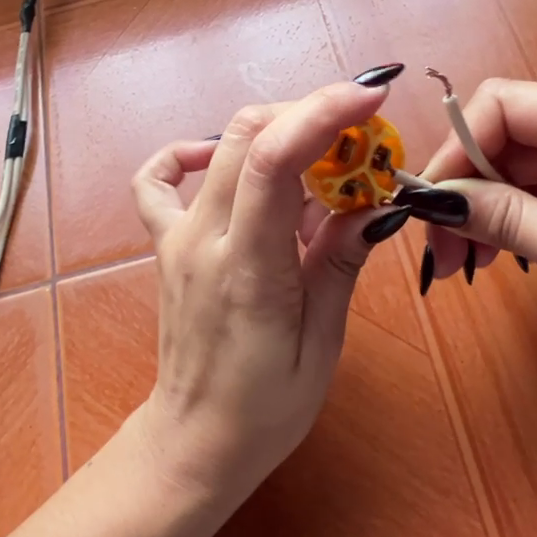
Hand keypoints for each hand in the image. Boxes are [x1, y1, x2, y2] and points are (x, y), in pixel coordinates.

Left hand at [127, 77, 404, 499]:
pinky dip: (189, 152)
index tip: (370, 94)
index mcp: (247, 267)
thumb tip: (376, 203)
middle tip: (362, 133)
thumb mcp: (321, 344)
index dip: (321, 112)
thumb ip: (340, 263)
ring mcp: (177, 237)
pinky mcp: (166, 242)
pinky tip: (220, 160)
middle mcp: (203, 239)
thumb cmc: (265, 407)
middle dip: (311, 114)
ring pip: (217, 146)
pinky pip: (159, 180)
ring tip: (320, 160)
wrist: (194, 442)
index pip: (272, 161)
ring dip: (275, 131)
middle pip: (246, 135)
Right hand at [419, 79, 536, 395]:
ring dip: (478, 209)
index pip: (505, 104)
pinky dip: (504, 222)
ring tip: (460, 261)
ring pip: (511, 168)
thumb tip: (434, 196)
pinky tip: (490, 255)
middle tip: (439, 248)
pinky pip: (533, 193)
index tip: (430, 201)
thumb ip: (508, 219)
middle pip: (502, 137)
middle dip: (462, 187)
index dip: (457, 145)